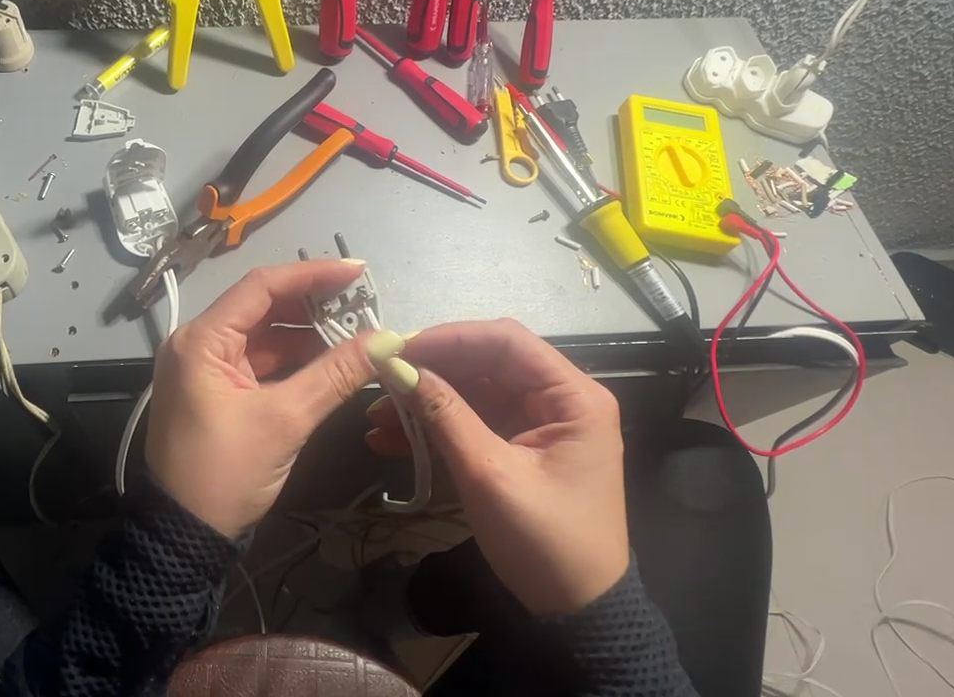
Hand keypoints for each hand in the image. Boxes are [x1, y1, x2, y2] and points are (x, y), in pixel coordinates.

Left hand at [146, 261, 383, 537]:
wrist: (183, 538)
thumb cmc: (225, 474)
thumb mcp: (284, 421)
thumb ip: (335, 375)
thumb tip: (386, 341)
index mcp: (201, 340)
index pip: (261, 287)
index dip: (311, 275)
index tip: (356, 272)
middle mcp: (198, 342)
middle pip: (263, 307)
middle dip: (314, 306)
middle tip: (363, 304)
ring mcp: (206, 366)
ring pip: (265, 335)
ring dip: (308, 334)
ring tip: (357, 332)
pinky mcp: (217, 389)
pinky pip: (260, 361)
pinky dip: (294, 359)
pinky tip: (332, 359)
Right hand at [365, 320, 628, 615]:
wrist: (576, 615)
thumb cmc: (544, 542)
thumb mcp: (488, 475)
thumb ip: (445, 414)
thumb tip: (400, 367)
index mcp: (573, 397)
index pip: (507, 341)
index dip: (451, 338)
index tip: (402, 349)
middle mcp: (559, 398)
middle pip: (486, 362)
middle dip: (432, 370)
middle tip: (383, 378)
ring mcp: (537, 421)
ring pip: (472, 389)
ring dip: (426, 399)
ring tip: (377, 414)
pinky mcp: (517, 444)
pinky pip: (471, 419)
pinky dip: (435, 425)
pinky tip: (390, 437)